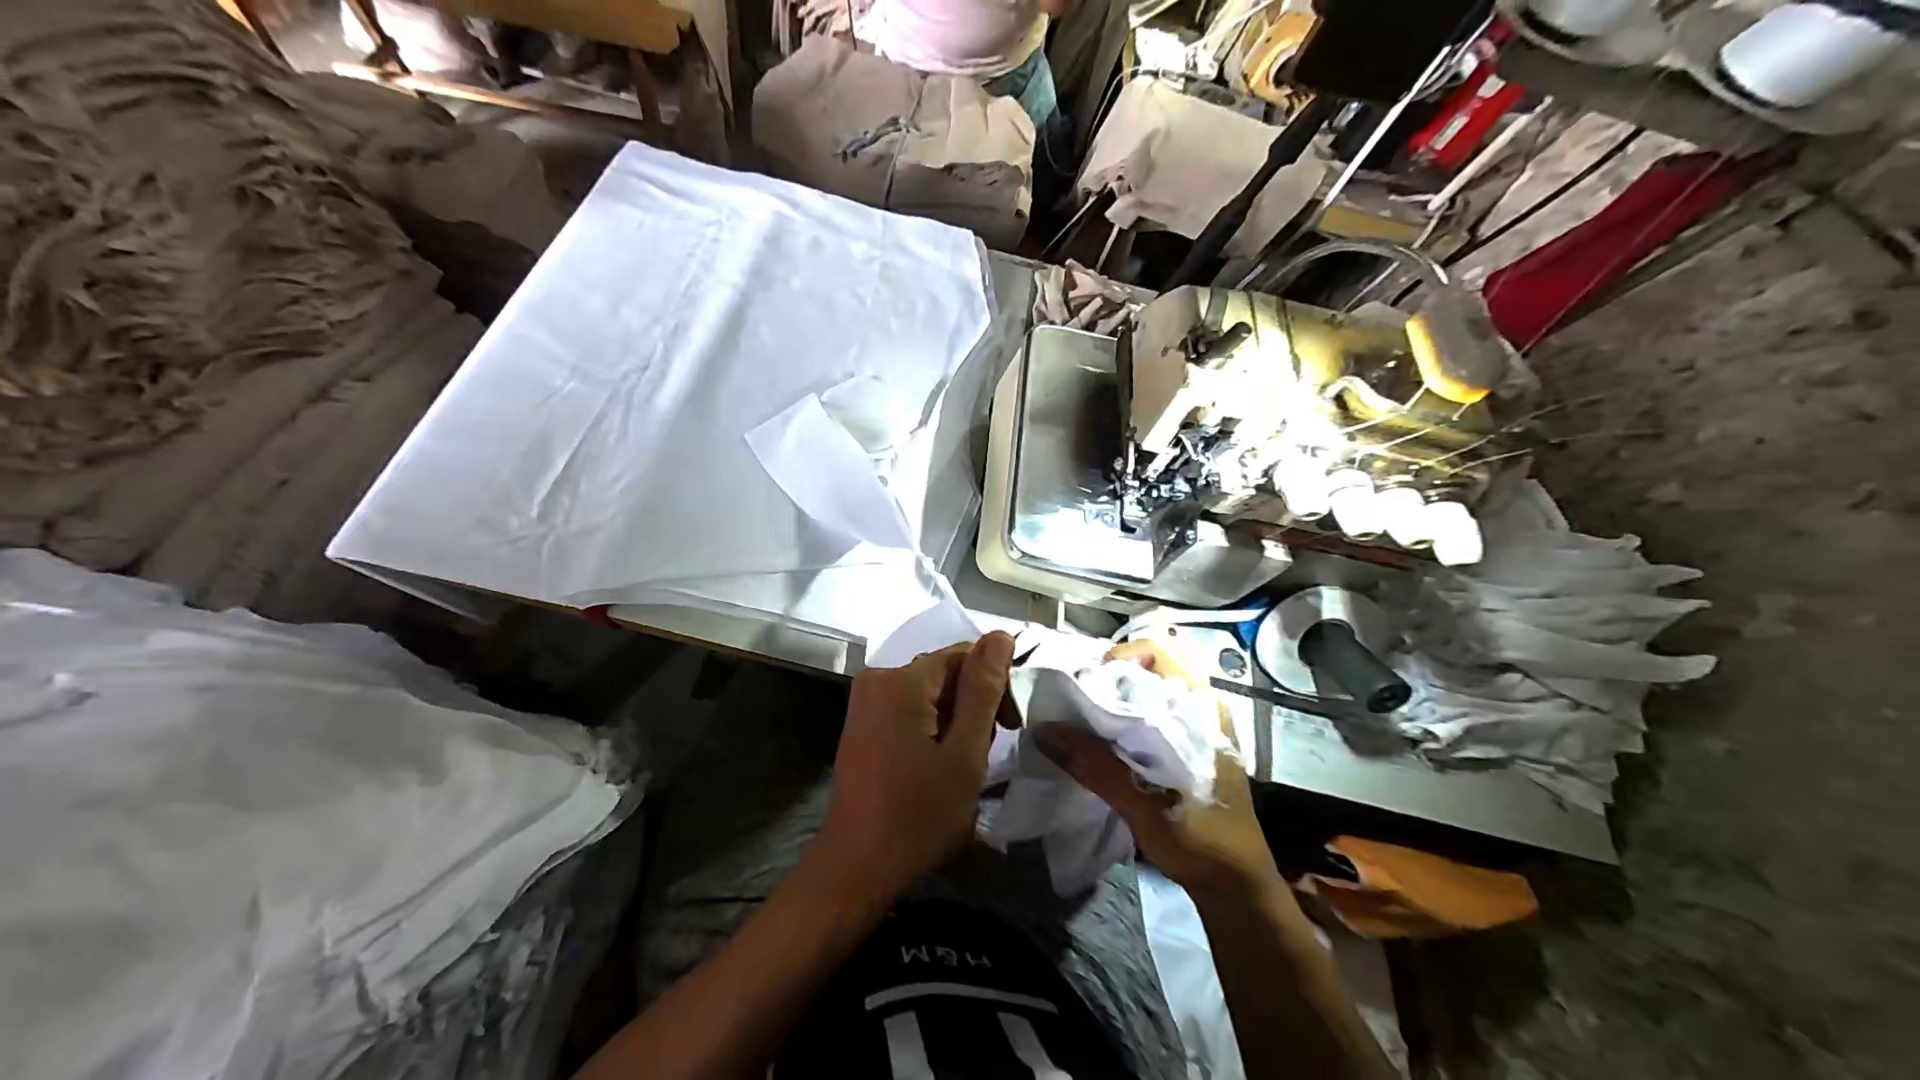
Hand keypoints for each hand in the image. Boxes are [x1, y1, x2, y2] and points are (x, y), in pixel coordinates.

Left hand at [811, 631, 1017, 905]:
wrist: (858, 866)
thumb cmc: (918, 814)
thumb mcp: (964, 753)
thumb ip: (983, 690)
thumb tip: (1001, 635)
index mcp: (900, 681)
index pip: (964, 655)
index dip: (994, 685)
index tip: (1010, 728)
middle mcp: (877, 680)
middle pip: (945, 672)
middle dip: (974, 706)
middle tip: (985, 753)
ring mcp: (866, 703)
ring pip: (930, 693)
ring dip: (956, 721)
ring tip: (963, 765)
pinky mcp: (864, 724)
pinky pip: (910, 708)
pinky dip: (933, 729)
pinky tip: (939, 765)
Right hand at [1037, 640, 1280, 898]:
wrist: (1236, 888)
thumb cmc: (1201, 840)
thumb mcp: (1145, 804)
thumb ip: (1096, 764)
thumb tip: (1044, 729)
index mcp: (1202, 712)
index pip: (1162, 653)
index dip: (1123, 656)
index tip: (1092, 682)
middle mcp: (1200, 712)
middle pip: (1148, 672)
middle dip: (1108, 680)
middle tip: (1077, 702)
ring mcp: (1192, 732)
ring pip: (1145, 696)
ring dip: (1112, 702)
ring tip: (1081, 721)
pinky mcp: (1182, 753)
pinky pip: (1146, 720)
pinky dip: (1120, 722)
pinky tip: (1098, 744)